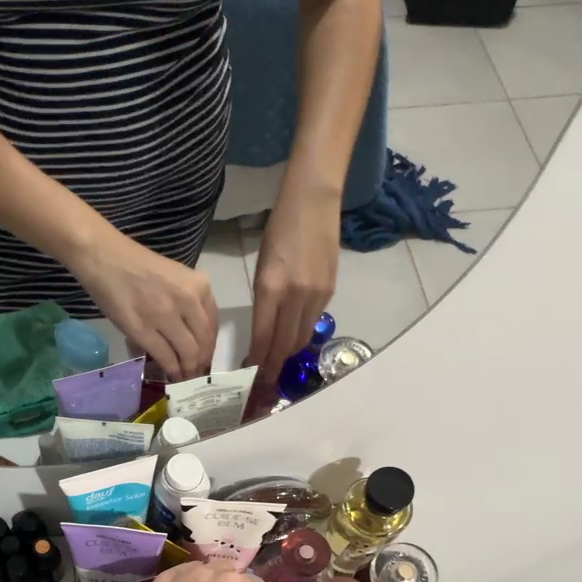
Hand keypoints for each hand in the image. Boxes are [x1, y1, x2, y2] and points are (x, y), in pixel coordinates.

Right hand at [71, 231, 218, 380]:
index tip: (204, 359)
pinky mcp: (143, 329)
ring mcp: (165, 315)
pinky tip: (169, 374)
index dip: (210, 347)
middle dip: (200, 363)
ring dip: (187, 370)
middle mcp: (188, 300)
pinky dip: (170, 369)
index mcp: (199, 285)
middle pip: (203, 342)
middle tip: (194, 374)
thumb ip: (189, 301)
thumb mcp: (176, 277)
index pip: (213, 325)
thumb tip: (192, 335)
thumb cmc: (137, 265)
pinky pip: (165, 356)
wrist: (104, 258)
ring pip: (187, 353)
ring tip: (183, 378)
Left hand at [246, 185, 339, 386]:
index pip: (264, 337)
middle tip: (264, 379)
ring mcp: (317, 295)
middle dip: (274, 365)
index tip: (251, 376)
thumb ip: (263, 301)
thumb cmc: (278, 230)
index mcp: (271, 289)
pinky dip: (301, 333)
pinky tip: (292, 334)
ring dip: (288, 352)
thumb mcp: (261, 268)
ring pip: (301, 337)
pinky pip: (313, 322)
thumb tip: (264, 332)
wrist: (314, 202)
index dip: (258, 361)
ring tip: (276, 360)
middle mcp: (296, 296)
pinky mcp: (330, 291)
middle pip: (285, 344)